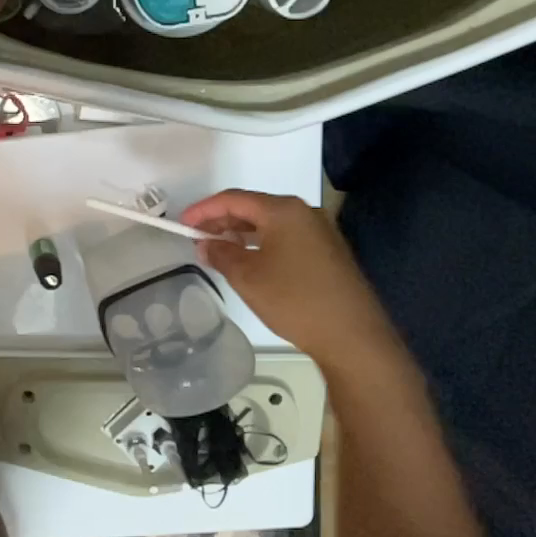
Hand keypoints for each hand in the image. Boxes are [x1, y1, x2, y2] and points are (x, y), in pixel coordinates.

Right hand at [182, 190, 398, 368]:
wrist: (354, 337)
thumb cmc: (295, 300)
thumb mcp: (247, 276)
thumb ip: (220, 253)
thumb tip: (205, 243)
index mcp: (283, 210)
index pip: (233, 199)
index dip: (203, 209)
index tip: (182, 224)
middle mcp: (304, 213)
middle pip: (253, 207)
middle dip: (221, 220)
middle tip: (197, 237)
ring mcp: (319, 232)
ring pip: (270, 223)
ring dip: (241, 232)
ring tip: (218, 249)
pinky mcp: (328, 252)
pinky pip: (285, 237)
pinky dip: (261, 243)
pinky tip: (249, 261)